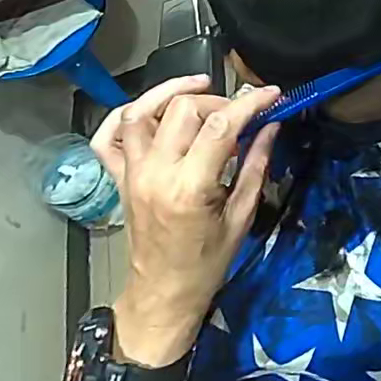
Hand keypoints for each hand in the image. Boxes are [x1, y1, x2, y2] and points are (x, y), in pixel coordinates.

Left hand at [90, 77, 280, 364]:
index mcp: (190, 187)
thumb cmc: (208, 261)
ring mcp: (131, 173)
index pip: (221, 125)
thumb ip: (256, 165)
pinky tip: (152, 108)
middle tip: (241, 112)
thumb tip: (270, 126)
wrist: (164, 292)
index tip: (271, 95)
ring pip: (141, 112)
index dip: (250, 103)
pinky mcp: (118, 178)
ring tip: (200, 87)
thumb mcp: (242, 215)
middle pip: (182, 110)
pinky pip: (108, 136)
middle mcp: (155, 173)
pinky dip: (126, 114)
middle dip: (218, 101)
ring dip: (171, 92)